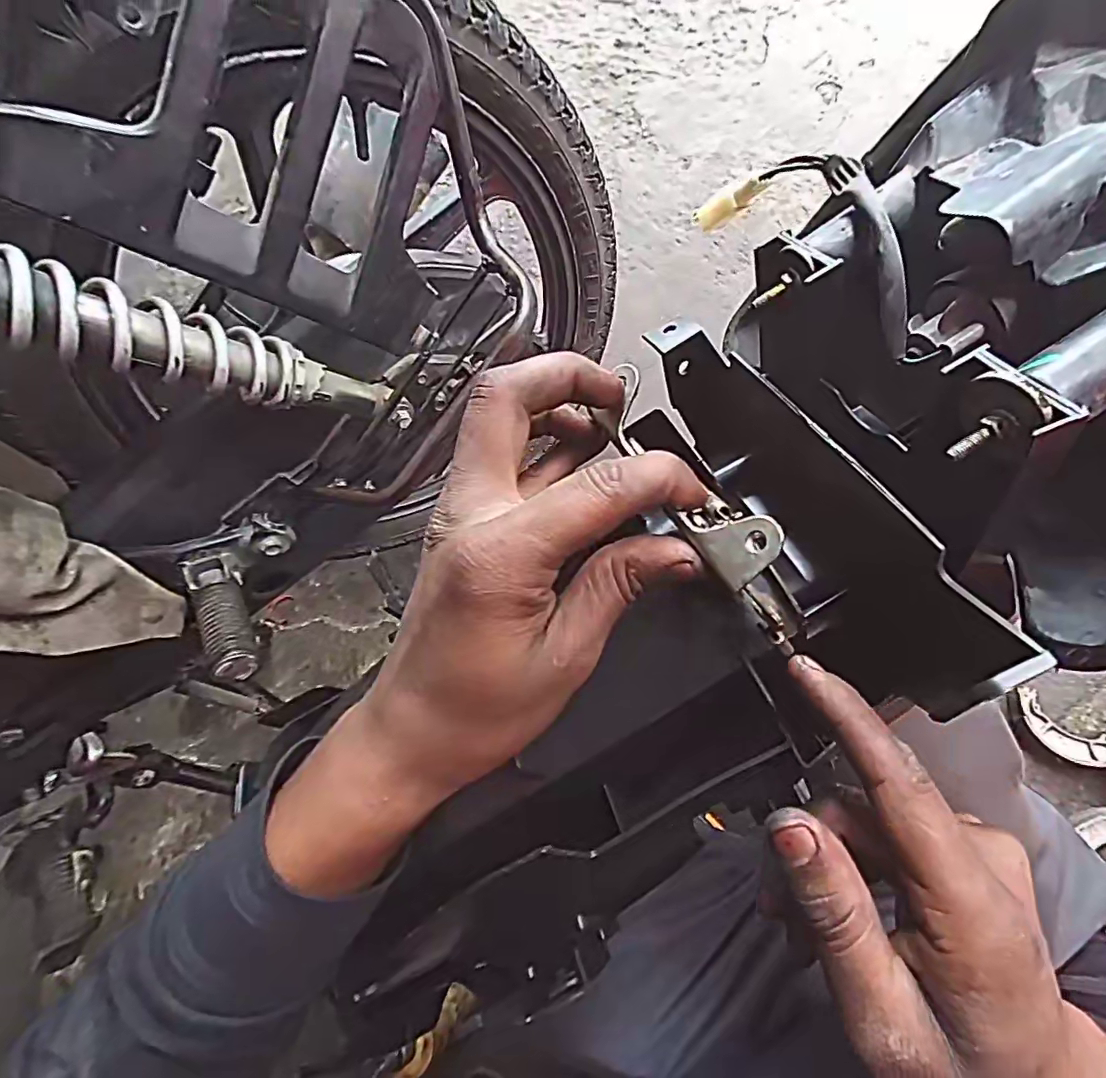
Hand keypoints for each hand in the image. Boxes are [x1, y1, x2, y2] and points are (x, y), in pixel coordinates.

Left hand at [267, 352, 709, 896]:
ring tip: (612, 432)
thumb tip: (673, 550)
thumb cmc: (474, 709)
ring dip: (559, 406)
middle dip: (569, 375)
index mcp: (498, 553)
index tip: (691, 495)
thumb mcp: (566, 655)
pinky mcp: (465, 523)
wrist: (414, 731)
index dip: (659, 479)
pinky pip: (506, 457)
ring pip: (500, 417)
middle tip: (622, 396)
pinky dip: (549, 445)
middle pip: (505, 396)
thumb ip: (619, 585)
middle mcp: (469, 516)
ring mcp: (461, 514)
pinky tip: (585, 472)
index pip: (597, 484)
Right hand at [770, 657, 1105, 1077]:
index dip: (846, 715)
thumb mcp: (881, 1010)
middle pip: (862, 805)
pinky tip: (847, 903)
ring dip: (829, 860)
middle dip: (810, 846)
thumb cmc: (966, 1061)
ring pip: (867, 815)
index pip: (899, 780)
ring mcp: (979, 844)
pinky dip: (854, 859)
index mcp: (972, 901)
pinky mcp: (966, 843)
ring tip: (813, 925)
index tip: (806, 672)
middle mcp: (984, 854)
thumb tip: (790, 827)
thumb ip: (834, 912)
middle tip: (783, 909)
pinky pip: (888, 826)